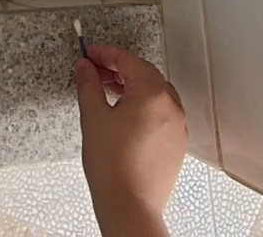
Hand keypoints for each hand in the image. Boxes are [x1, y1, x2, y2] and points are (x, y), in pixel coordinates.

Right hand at [75, 45, 187, 236]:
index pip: (127, 60)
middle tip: (95, 70)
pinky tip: (124, 113)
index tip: (89, 54)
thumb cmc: (112, 166)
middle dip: (118, 69)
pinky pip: (161, 111)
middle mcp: (171, 106)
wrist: (129, 208)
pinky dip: (143, 104)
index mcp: (152, 94)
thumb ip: (89, 84)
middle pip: (143, 74)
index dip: (105, 54)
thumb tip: (85, 67)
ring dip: (132, 86)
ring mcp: (177, 126)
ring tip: (107, 91)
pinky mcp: (176, 144)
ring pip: (154, 92)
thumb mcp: (93, 116)